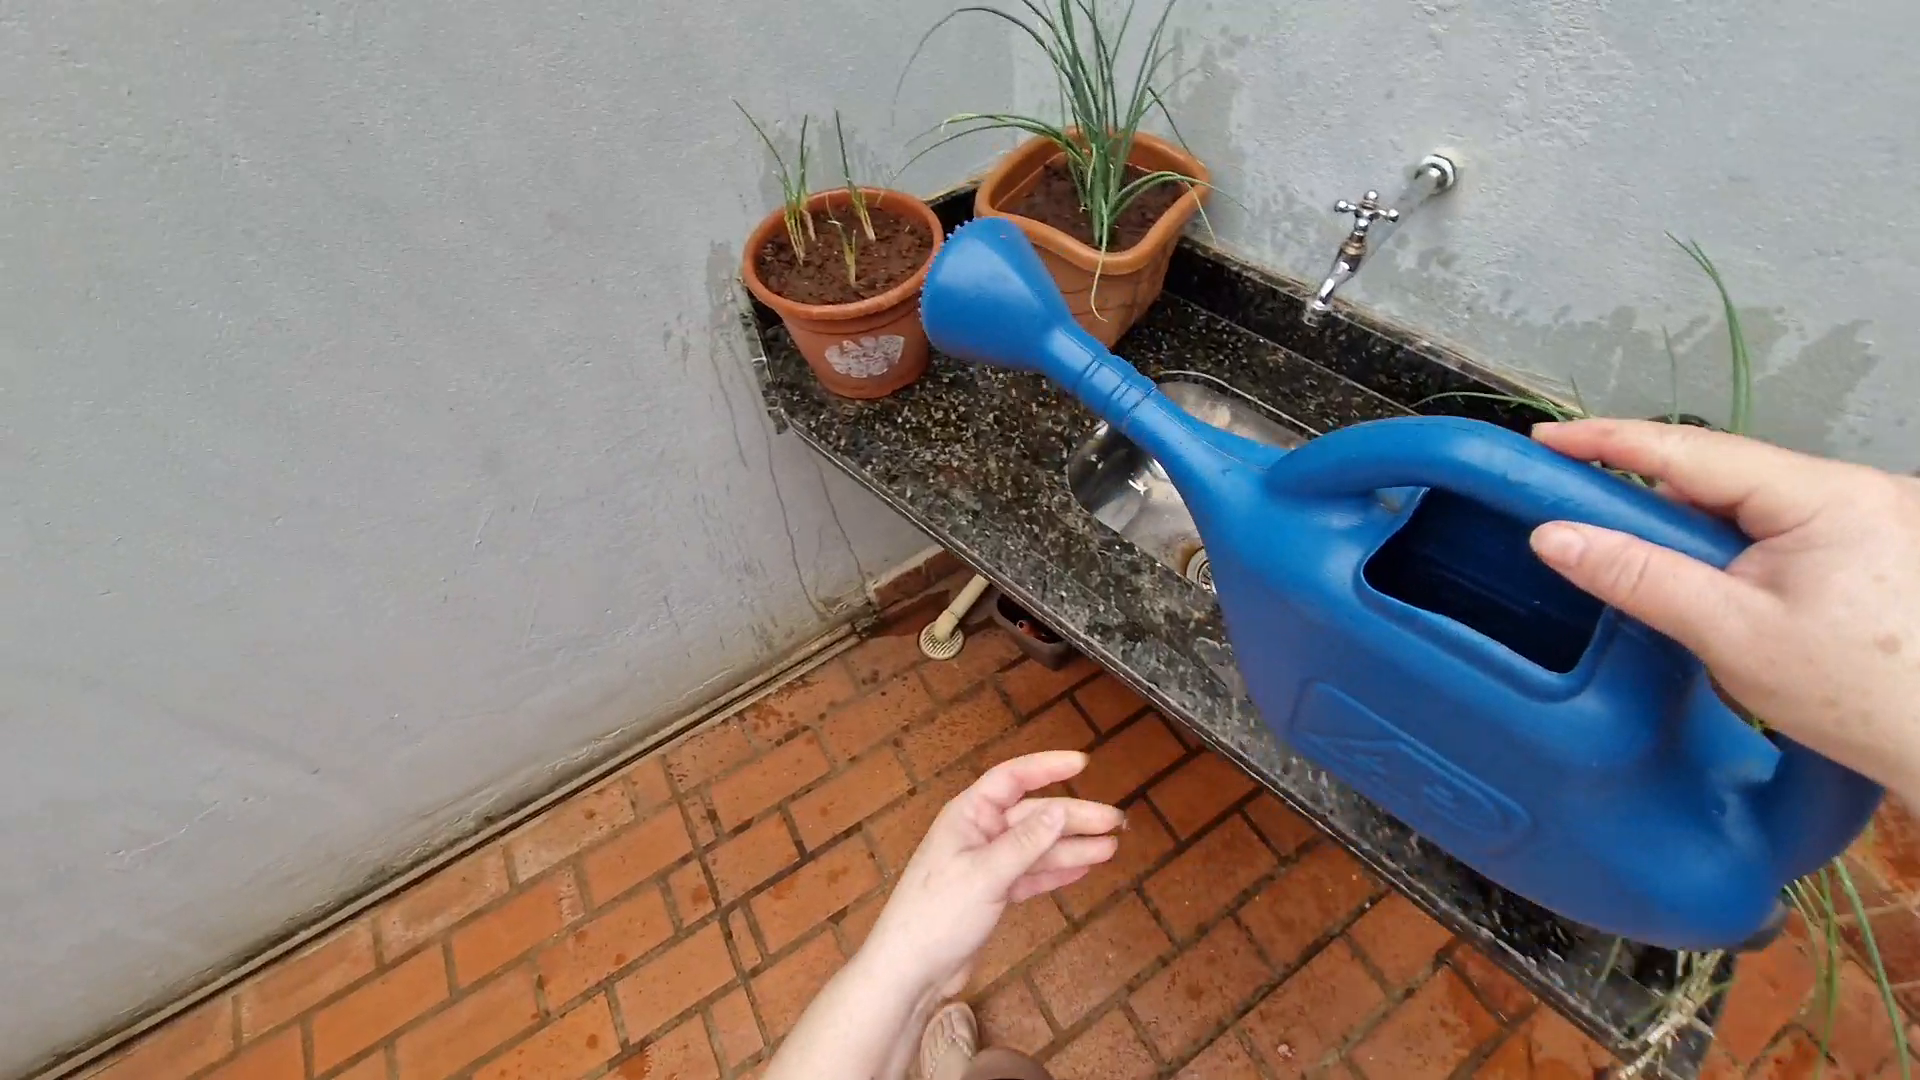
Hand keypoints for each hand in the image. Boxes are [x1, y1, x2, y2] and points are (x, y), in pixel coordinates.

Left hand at [856, 751, 1123, 1000]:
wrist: (910, 970)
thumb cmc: (937, 914)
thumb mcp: (985, 875)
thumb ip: (1025, 843)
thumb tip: (1060, 810)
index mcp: (969, 814)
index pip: (1013, 778)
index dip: (1048, 767)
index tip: (1083, 762)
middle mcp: (980, 831)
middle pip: (1035, 815)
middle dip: (1074, 816)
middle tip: (1115, 820)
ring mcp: (988, 862)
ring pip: (1038, 846)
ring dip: (1073, 845)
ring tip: (1112, 846)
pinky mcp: (994, 891)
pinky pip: (1032, 873)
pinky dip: (1057, 870)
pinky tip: (1085, 866)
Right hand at [1527, 419, 1919, 797]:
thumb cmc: (1860, 692)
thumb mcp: (1729, 631)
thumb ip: (1636, 576)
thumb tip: (1548, 536)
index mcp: (1827, 496)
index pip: (1692, 450)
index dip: (1608, 439)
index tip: (1542, 438)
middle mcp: (1851, 491)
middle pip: (1712, 474)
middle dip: (1635, 488)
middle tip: (1564, 505)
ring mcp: (1861, 518)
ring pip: (1733, 503)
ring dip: (1671, 524)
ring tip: (1621, 554)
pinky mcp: (1861, 548)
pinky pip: (1757, 528)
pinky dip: (1706, 544)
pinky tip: (1685, 573)